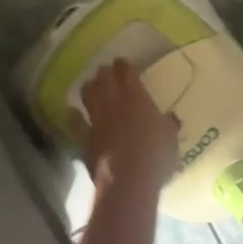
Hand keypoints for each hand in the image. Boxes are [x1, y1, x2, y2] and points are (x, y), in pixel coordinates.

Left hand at [74, 59, 178, 190]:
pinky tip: (72, 113)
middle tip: (105, 70)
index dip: (123, 65)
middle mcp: (114, 104)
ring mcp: (97, 120)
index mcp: (137, 99)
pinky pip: (76, 122)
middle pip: (104, 79)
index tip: (122, 61)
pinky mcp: (85, 138)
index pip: (127, 73)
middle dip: (104, 72)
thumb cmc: (155, 157)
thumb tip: (170, 118)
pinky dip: (73, 116)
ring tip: (90, 85)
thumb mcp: (171, 139)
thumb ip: (168, 125)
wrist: (128, 182)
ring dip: (89, 87)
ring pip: (88, 94)